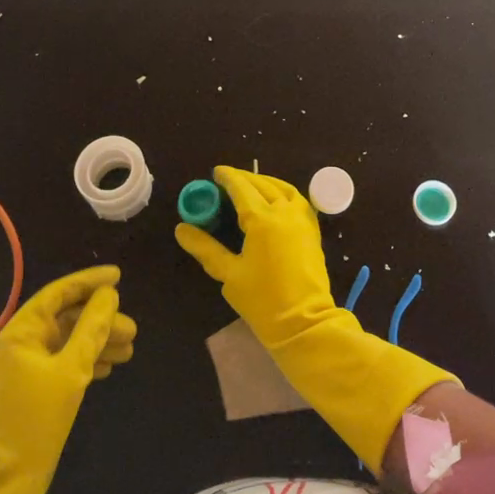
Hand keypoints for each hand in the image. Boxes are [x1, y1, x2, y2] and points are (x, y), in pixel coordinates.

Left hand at [0, 266, 135, 493]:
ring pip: (68, 342)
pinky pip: (63, 362)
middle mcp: (20, 343)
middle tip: (132, 331)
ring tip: (129, 351)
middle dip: (100, 322)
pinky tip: (108, 367)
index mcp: (21, 331)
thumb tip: (109, 294)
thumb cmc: (38, 417)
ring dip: (97, 342)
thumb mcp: (72, 369)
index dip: (89, 282)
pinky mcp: (32, 388)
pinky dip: (86, 361)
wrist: (9, 477)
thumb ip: (91, 328)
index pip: (58, 293)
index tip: (119, 277)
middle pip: (66, 318)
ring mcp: (24, 367)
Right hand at [173, 167, 334, 348]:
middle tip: (227, 180)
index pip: (242, 188)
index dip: (228, 177)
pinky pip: (298, 200)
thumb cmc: (262, 300)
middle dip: (244, 179)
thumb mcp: (229, 274)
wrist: (303, 321)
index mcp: (262, 220)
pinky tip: (275, 199)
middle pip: (262, 184)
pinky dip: (284, 192)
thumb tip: (181, 229)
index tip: (216, 172)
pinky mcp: (312, 229)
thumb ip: (205, 248)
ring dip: (265, 182)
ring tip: (250, 185)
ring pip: (283, 188)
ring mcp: (302, 219)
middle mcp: (284, 211)